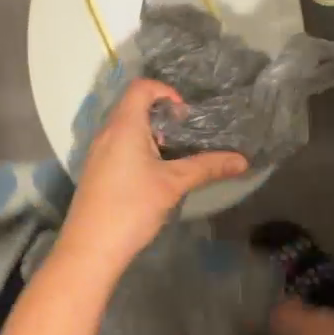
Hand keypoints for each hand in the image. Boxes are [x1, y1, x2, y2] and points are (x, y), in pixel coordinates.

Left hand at [57, 79, 248, 274]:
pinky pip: (118, 147)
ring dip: (151, 135)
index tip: (185, 115)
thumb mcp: (174, 184)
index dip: (166, 91)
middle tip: (184, 137)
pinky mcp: (96, 171)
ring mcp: (98, 152)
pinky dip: (138, 150)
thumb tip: (242, 160)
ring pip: (126, 128)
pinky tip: (152, 177)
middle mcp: (107, 132)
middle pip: (133, 106)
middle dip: (162, 115)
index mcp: (124, 125)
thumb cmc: (132, 207)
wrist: (91, 247)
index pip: (142, 87)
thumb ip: (207, 167)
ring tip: (172, 158)